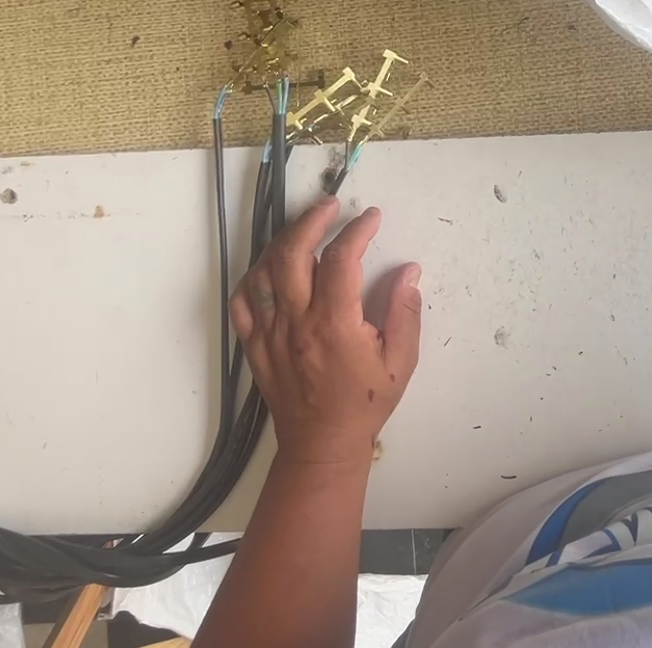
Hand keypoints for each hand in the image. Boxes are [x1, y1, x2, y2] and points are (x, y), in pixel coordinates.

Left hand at [231, 197, 421, 467]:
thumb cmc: (365, 404)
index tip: (371, 217)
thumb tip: (409, 271)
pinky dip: (253, 277)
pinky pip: (242, 302)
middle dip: (311, 220)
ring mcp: (270, 333)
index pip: (342, 260)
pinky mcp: (254, 345)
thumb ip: (405, 313)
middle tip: (330, 206)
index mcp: (334, 325)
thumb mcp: (400, 362)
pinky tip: (269, 266)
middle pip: (292, 254)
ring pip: (264, 272)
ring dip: (283, 241)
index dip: (357, 231)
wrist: (322, 446)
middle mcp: (296, 323)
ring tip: (304, 228)